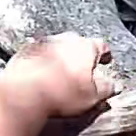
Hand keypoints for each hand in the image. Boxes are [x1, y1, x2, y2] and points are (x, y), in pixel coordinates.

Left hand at [0, 34, 115, 119]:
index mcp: (85, 46)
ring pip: (56, 47)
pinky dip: (42, 61)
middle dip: (80, 54)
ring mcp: (41, 42)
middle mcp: (63, 39)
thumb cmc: (62, 94)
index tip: (106, 60)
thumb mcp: (93, 96)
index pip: (101, 46)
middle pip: (76, 43)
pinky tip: (41, 73)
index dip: (105, 54)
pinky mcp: (23, 50)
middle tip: (83, 69)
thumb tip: (113, 85)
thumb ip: (106, 88)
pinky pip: (37, 53)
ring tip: (61, 73)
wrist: (22, 92)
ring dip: (60, 57)